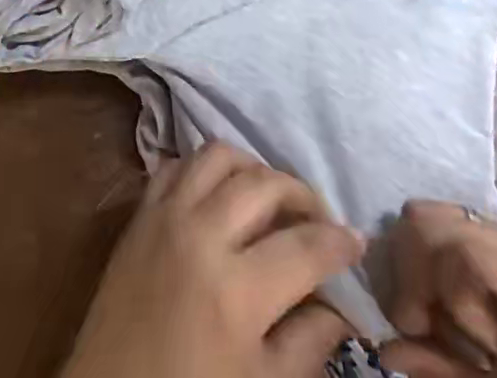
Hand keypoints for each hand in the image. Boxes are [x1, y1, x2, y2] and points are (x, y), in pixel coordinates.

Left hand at [59, 143, 363, 377]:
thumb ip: (309, 341)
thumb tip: (341, 305)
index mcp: (237, 290)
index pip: (307, 246)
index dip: (341, 242)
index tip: (357, 242)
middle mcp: (201, 234)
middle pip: (265, 184)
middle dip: (303, 195)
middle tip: (317, 220)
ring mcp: (165, 215)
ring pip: (218, 155)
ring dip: (253, 168)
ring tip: (269, 197)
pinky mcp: (139, 212)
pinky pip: (177, 165)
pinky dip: (204, 168)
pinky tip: (219, 193)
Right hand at [382, 202, 496, 377]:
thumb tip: (388, 351)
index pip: (465, 253)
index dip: (422, 284)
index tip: (412, 330)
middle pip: (445, 221)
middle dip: (413, 267)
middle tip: (417, 323)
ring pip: (449, 215)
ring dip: (425, 261)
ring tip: (435, 315)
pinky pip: (469, 230)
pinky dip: (445, 260)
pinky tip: (459, 306)